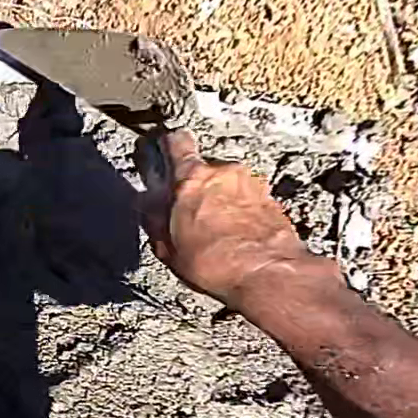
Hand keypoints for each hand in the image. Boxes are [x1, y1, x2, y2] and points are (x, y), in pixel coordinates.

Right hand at [139, 130, 319, 304]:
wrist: (266, 273)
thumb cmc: (215, 262)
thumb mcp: (168, 248)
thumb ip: (155, 220)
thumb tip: (146, 205)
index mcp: (190, 180)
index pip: (176, 143)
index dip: (166, 145)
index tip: (160, 149)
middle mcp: (222, 172)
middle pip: (201, 172)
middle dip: (192, 190)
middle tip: (184, 218)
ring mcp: (250, 183)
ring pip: (224, 186)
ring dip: (216, 202)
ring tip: (210, 235)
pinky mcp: (270, 198)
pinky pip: (244, 199)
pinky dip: (236, 213)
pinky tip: (230, 239)